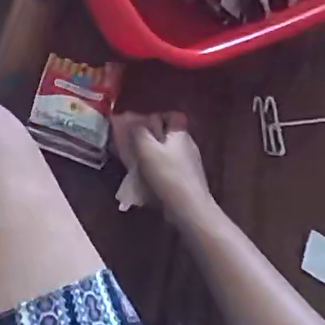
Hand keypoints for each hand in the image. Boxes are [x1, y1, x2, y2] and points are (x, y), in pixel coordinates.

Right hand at [110, 111, 216, 227]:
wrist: (189, 208)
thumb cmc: (167, 174)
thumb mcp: (146, 149)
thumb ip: (138, 132)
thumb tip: (133, 122)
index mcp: (180, 133)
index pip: (171, 115)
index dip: (156, 117)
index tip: (141, 126)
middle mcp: (188, 145)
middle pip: (168, 134)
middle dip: (151, 138)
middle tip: (134, 146)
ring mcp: (190, 163)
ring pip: (168, 152)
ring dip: (154, 155)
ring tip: (138, 164)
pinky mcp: (189, 179)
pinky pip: (171, 168)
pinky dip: (159, 170)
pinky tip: (149, 179)